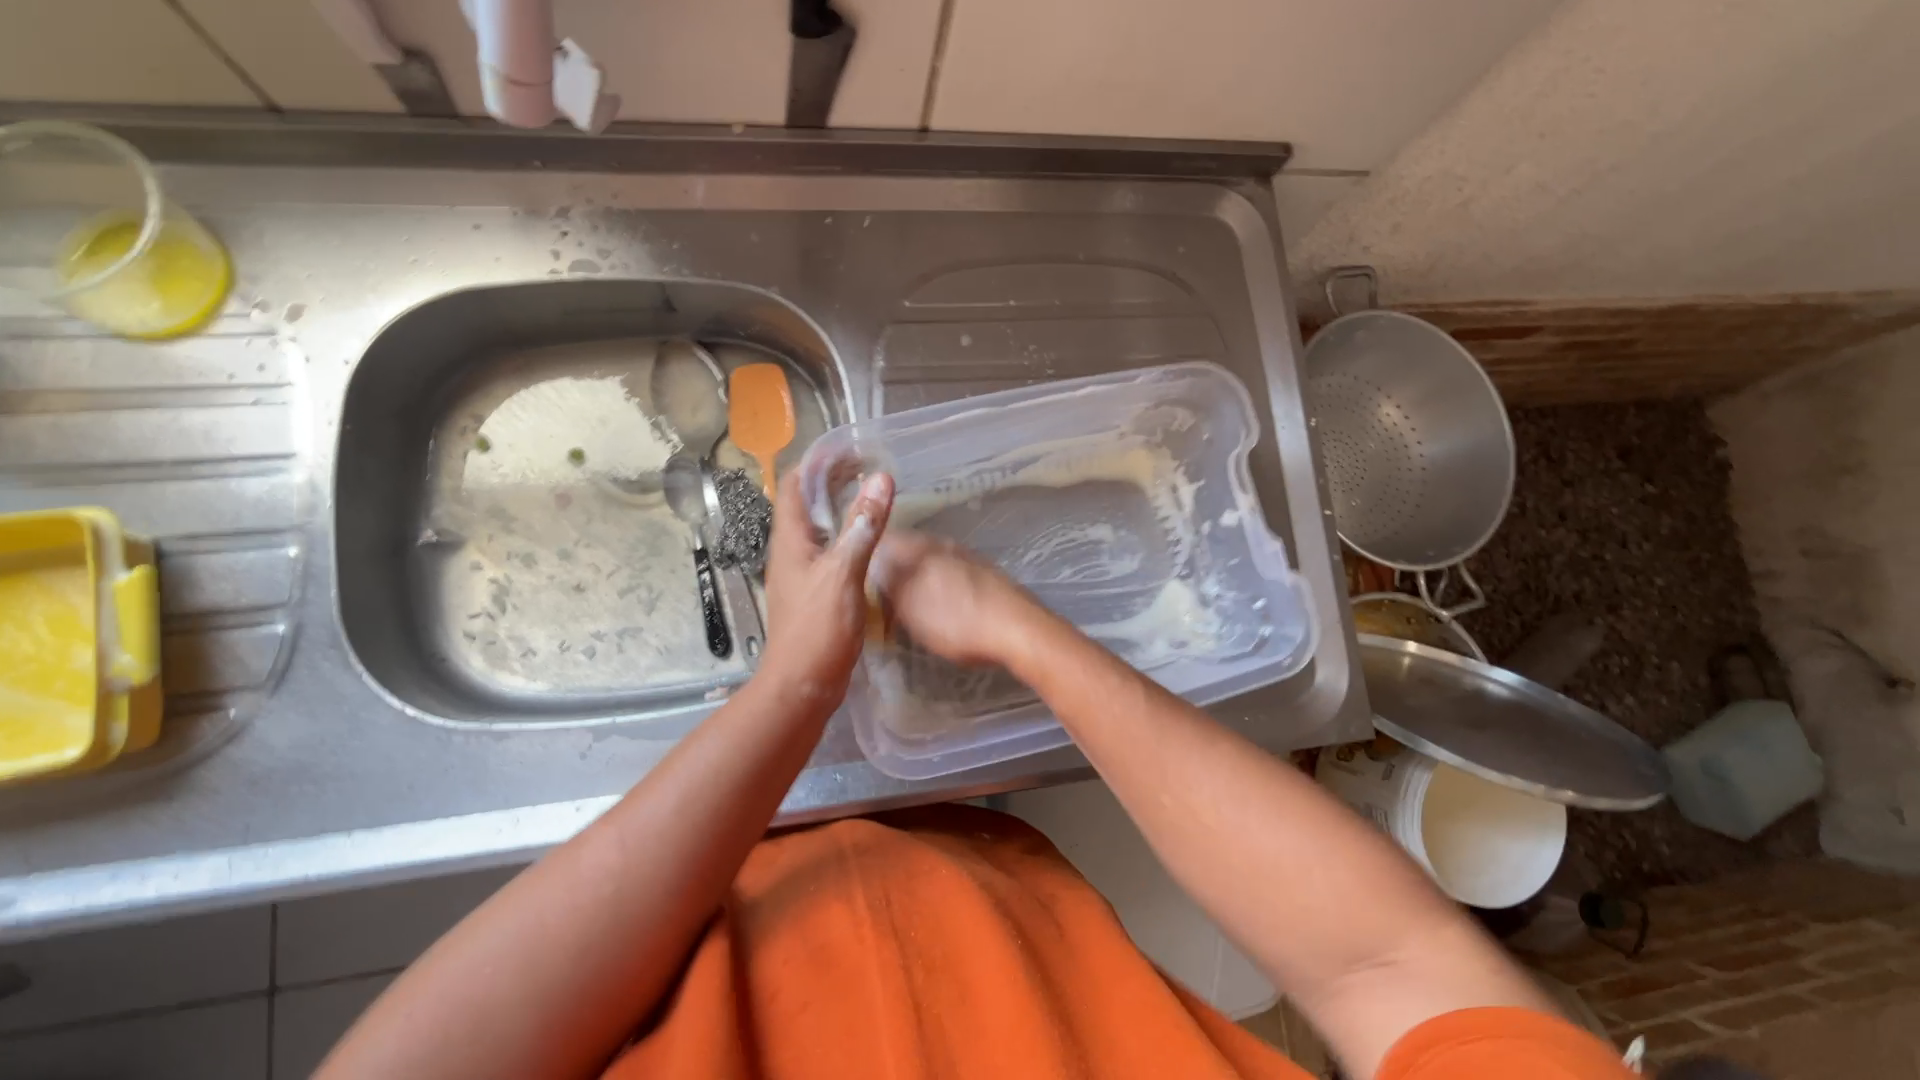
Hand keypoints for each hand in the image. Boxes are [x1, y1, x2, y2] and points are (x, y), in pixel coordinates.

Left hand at [759, 469, 893, 708]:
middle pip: (806, 503)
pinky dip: (845, 534)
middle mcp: (790, 551)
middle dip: (832, 479)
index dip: (819, 461)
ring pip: (817, 527)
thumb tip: (881, 479)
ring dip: (839, 506)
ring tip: (869, 494)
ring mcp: (800, 573)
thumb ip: (862, 526)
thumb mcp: (844, 572)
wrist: (802, 684)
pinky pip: (827, 550)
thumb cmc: (818, 628)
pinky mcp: (813, 592)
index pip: (796, 484)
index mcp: (790, 540)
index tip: (850, 447)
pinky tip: (868, 541)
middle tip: (867, 466)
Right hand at [870, 530, 1051, 666]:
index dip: (866, 559)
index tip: (858, 582)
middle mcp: (942, 544)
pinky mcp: (985, 574)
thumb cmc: (957, 621)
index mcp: (919, 547)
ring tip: (908, 607)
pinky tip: (941, 608)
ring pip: (929, 563)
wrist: (1018, 630)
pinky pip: (949, 575)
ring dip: (916, 580)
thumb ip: (887, 582)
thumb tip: (872, 564)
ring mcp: (967, 557)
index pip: (882, 540)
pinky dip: (939, 588)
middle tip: (880, 599)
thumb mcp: (910, 607)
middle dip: (892, 571)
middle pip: (906, 551)